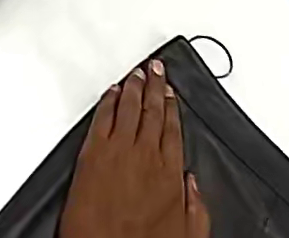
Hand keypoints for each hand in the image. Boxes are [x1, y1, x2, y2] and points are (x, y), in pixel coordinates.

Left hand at [60, 60, 207, 237]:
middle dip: (155, 86)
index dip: (172, 107)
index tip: (171, 92)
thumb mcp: (185, 236)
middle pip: (153, 111)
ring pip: (130, 106)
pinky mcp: (93, 150)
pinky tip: (112, 91)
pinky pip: (103, 115)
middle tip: (156, 68)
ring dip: (134, 86)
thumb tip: (193, 185)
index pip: (173, 129)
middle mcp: (145, 155)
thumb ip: (195, 209)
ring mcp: (118, 149)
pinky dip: (109, 99)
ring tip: (138, 73)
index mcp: (169, 174)